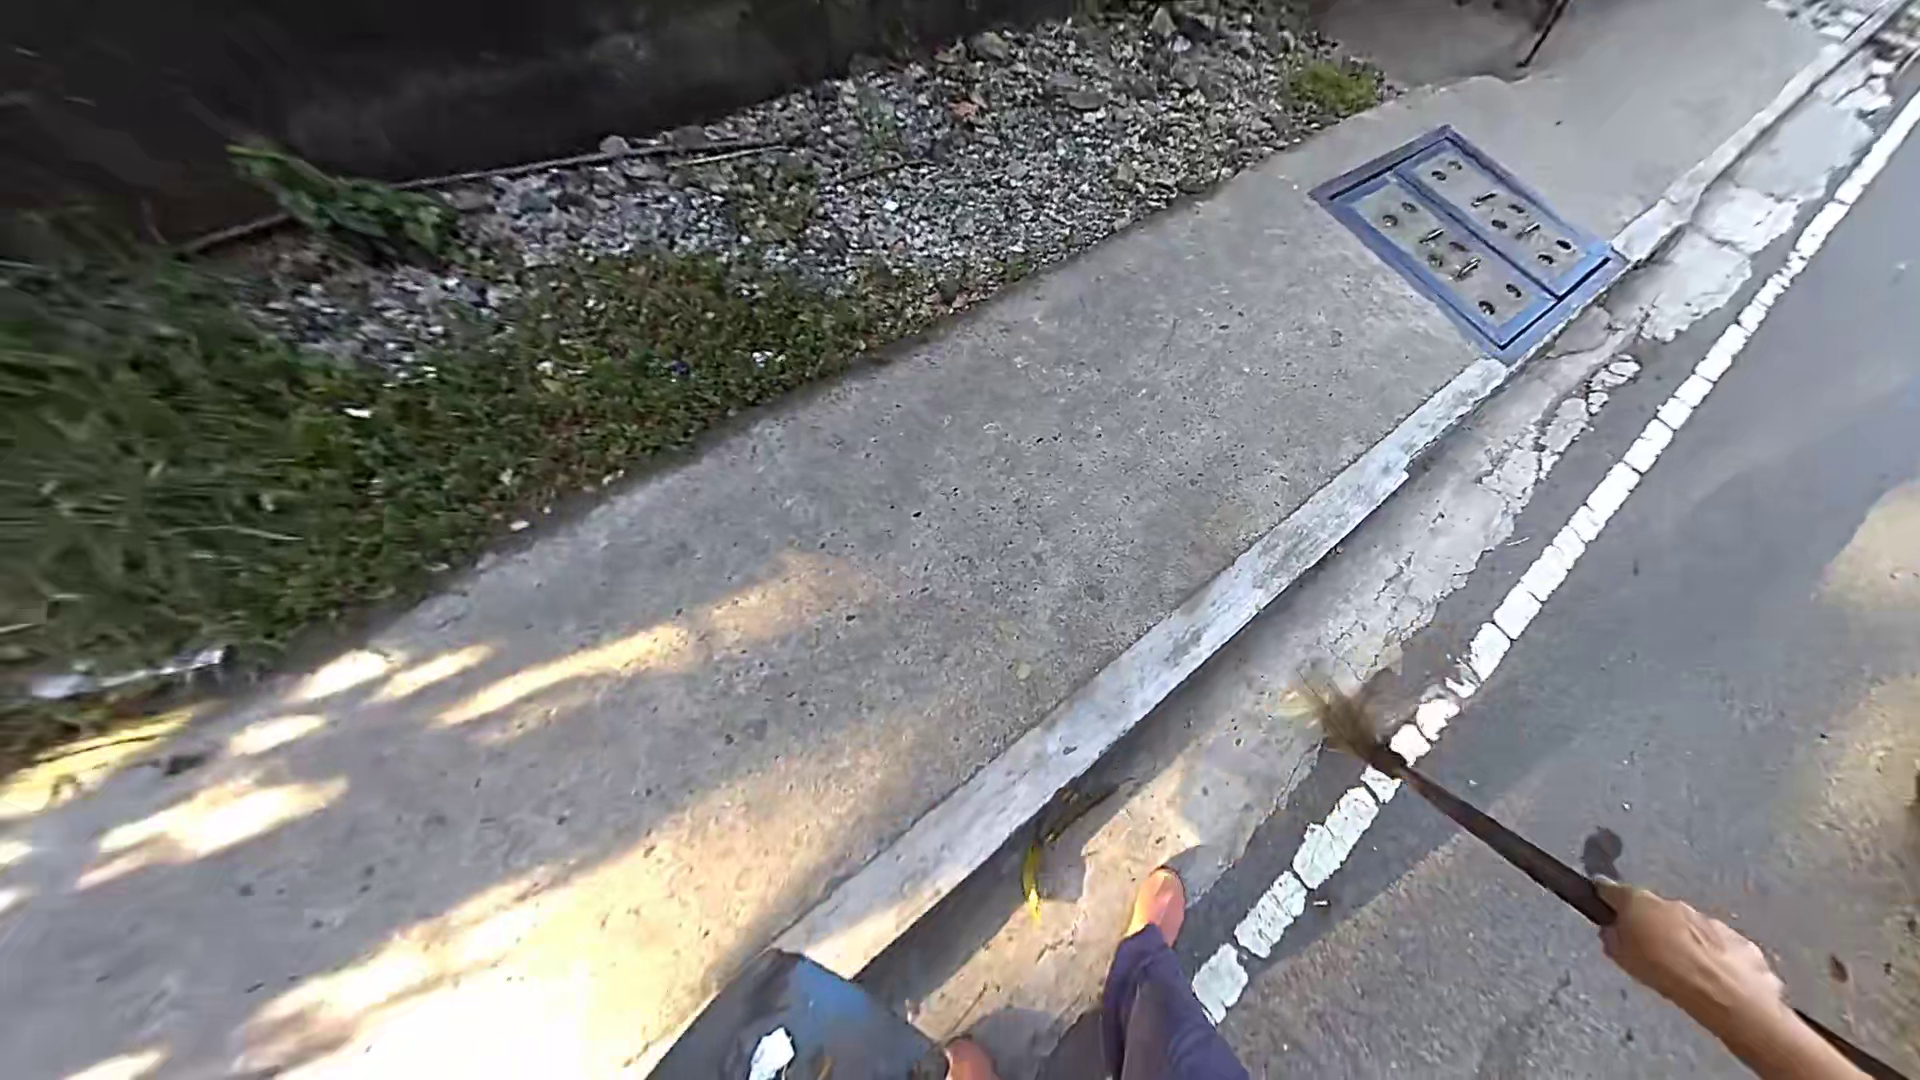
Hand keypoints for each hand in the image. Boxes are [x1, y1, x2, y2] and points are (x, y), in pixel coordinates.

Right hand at [1595, 877, 1784, 1023]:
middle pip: (1655, 909)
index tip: (1602, 907)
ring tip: (1690, 970)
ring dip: (1687, 941)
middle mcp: (1673, 904)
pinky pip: (1725, 947)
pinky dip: (1720, 958)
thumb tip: (1614, 930)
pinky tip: (1720, 979)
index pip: (1609, 889)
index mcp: (1637, 900)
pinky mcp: (1746, 945)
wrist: (1731, 1003)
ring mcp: (1713, 923)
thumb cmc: (1665, 974)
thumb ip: (1611, 935)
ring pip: (1692, 927)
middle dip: (1653, 924)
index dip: (1604, 898)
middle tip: (1652, 950)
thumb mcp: (1619, 956)